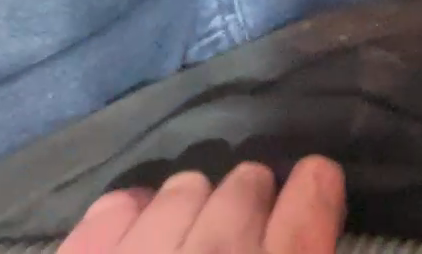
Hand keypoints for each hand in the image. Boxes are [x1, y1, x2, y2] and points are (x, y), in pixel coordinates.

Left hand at [61, 158, 346, 253]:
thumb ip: (299, 246)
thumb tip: (314, 203)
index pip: (302, 227)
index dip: (315, 188)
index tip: (314, 174)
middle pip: (243, 194)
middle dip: (250, 189)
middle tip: (249, 201)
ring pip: (181, 193)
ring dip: (192, 198)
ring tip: (192, 220)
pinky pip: (106, 218)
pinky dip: (126, 211)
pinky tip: (137, 216)